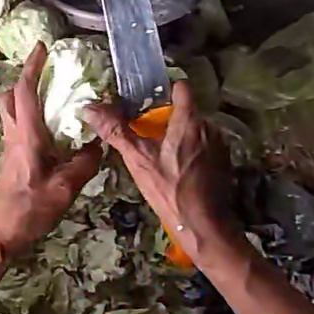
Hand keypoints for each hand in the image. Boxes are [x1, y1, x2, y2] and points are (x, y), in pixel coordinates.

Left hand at [0, 43, 103, 256]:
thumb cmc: (28, 210)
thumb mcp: (65, 188)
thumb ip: (85, 163)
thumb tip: (97, 146)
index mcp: (26, 135)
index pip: (24, 91)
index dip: (32, 67)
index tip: (41, 48)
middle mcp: (14, 137)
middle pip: (10, 99)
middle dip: (24, 80)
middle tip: (45, 74)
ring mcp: (10, 150)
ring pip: (11, 115)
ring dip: (25, 101)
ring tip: (53, 102)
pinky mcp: (12, 164)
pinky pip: (19, 132)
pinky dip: (32, 122)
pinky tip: (53, 136)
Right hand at [83, 81, 241, 263]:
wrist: (203, 225)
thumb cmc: (168, 188)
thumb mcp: (137, 159)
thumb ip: (116, 131)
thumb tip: (89, 108)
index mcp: (190, 120)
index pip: (182, 87)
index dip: (167, 89)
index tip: (151, 98)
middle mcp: (210, 127)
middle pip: (188, 111)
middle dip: (171, 118)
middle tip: (150, 132)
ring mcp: (220, 145)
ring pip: (198, 130)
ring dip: (183, 136)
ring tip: (164, 153)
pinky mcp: (224, 163)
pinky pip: (206, 147)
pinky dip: (194, 152)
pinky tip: (180, 169)